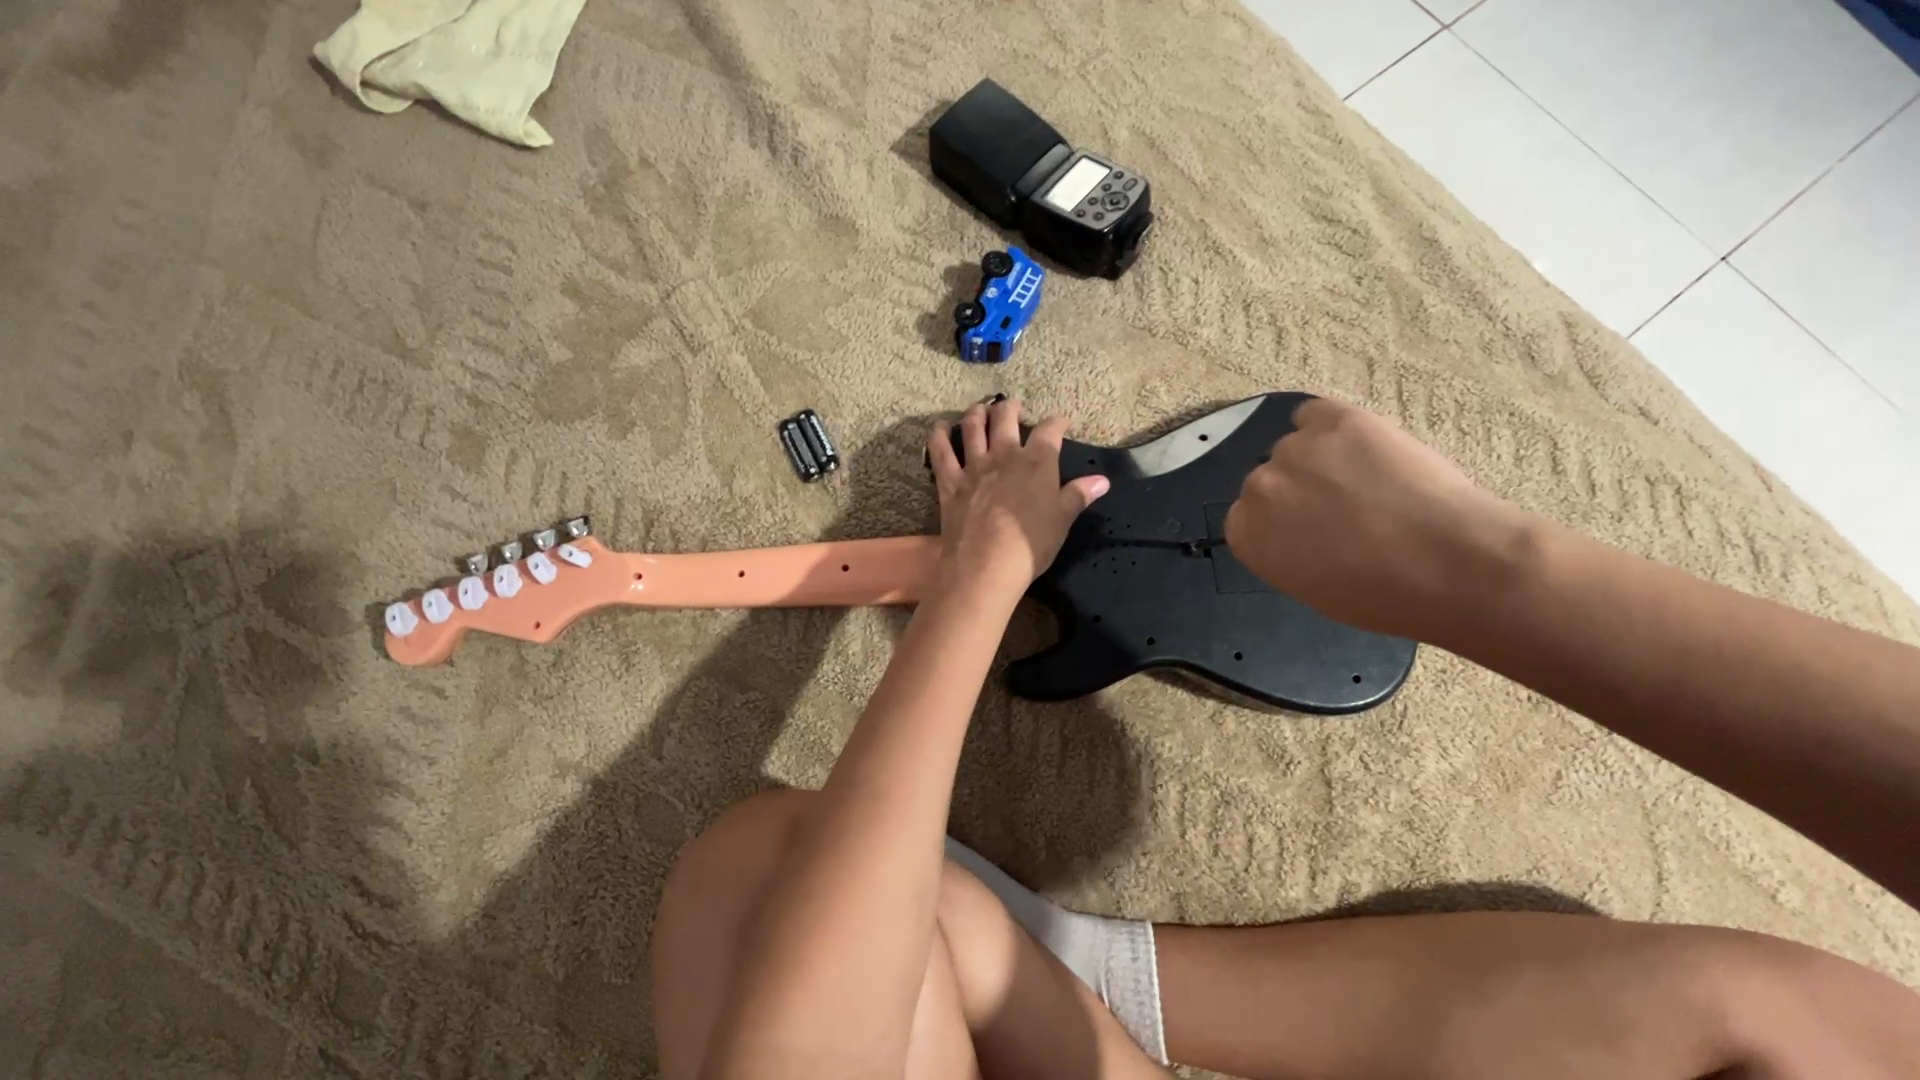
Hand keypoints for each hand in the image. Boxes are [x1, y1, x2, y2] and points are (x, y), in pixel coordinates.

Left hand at [926, 397, 1109, 592]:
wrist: (986, 564)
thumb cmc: (1031, 544)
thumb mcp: (1062, 520)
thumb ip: (1078, 495)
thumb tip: (1102, 481)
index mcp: (1038, 462)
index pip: (1050, 431)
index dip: (1056, 423)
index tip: (1060, 422)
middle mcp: (1005, 456)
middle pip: (1006, 419)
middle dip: (1010, 408)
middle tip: (1012, 404)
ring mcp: (974, 467)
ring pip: (973, 429)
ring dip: (976, 414)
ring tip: (979, 408)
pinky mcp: (950, 482)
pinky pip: (941, 452)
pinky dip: (939, 437)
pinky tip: (939, 428)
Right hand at [1224, 397, 1534, 640]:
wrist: (1449, 562)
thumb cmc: (1383, 594)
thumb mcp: (1312, 588)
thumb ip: (1285, 551)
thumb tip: (1298, 530)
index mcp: (1246, 534)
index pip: (1246, 517)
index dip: (1281, 522)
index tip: (1308, 530)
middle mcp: (1259, 487)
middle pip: (1269, 478)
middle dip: (1300, 490)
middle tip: (1343, 507)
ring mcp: (1295, 449)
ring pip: (1297, 445)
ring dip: (1321, 458)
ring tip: (1367, 479)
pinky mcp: (1337, 419)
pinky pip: (1316, 413)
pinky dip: (1333, 427)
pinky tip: (1362, 446)